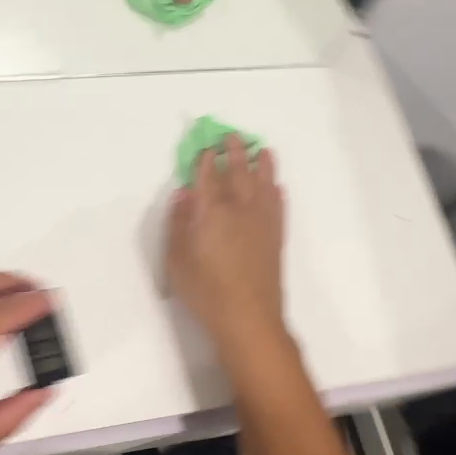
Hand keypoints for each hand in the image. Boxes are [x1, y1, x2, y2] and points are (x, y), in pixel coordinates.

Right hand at [167, 134, 287, 351]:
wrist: (249, 318)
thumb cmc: (206, 290)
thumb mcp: (177, 259)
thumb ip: (179, 223)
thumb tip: (184, 194)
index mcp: (212, 212)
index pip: (208, 176)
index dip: (206, 159)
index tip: (206, 145)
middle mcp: (240, 209)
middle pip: (238, 173)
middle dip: (234, 153)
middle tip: (233, 136)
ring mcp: (262, 222)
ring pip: (263, 184)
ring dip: (262, 165)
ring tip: (262, 150)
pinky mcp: (276, 238)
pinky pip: (278, 206)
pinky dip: (276, 192)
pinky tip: (276, 187)